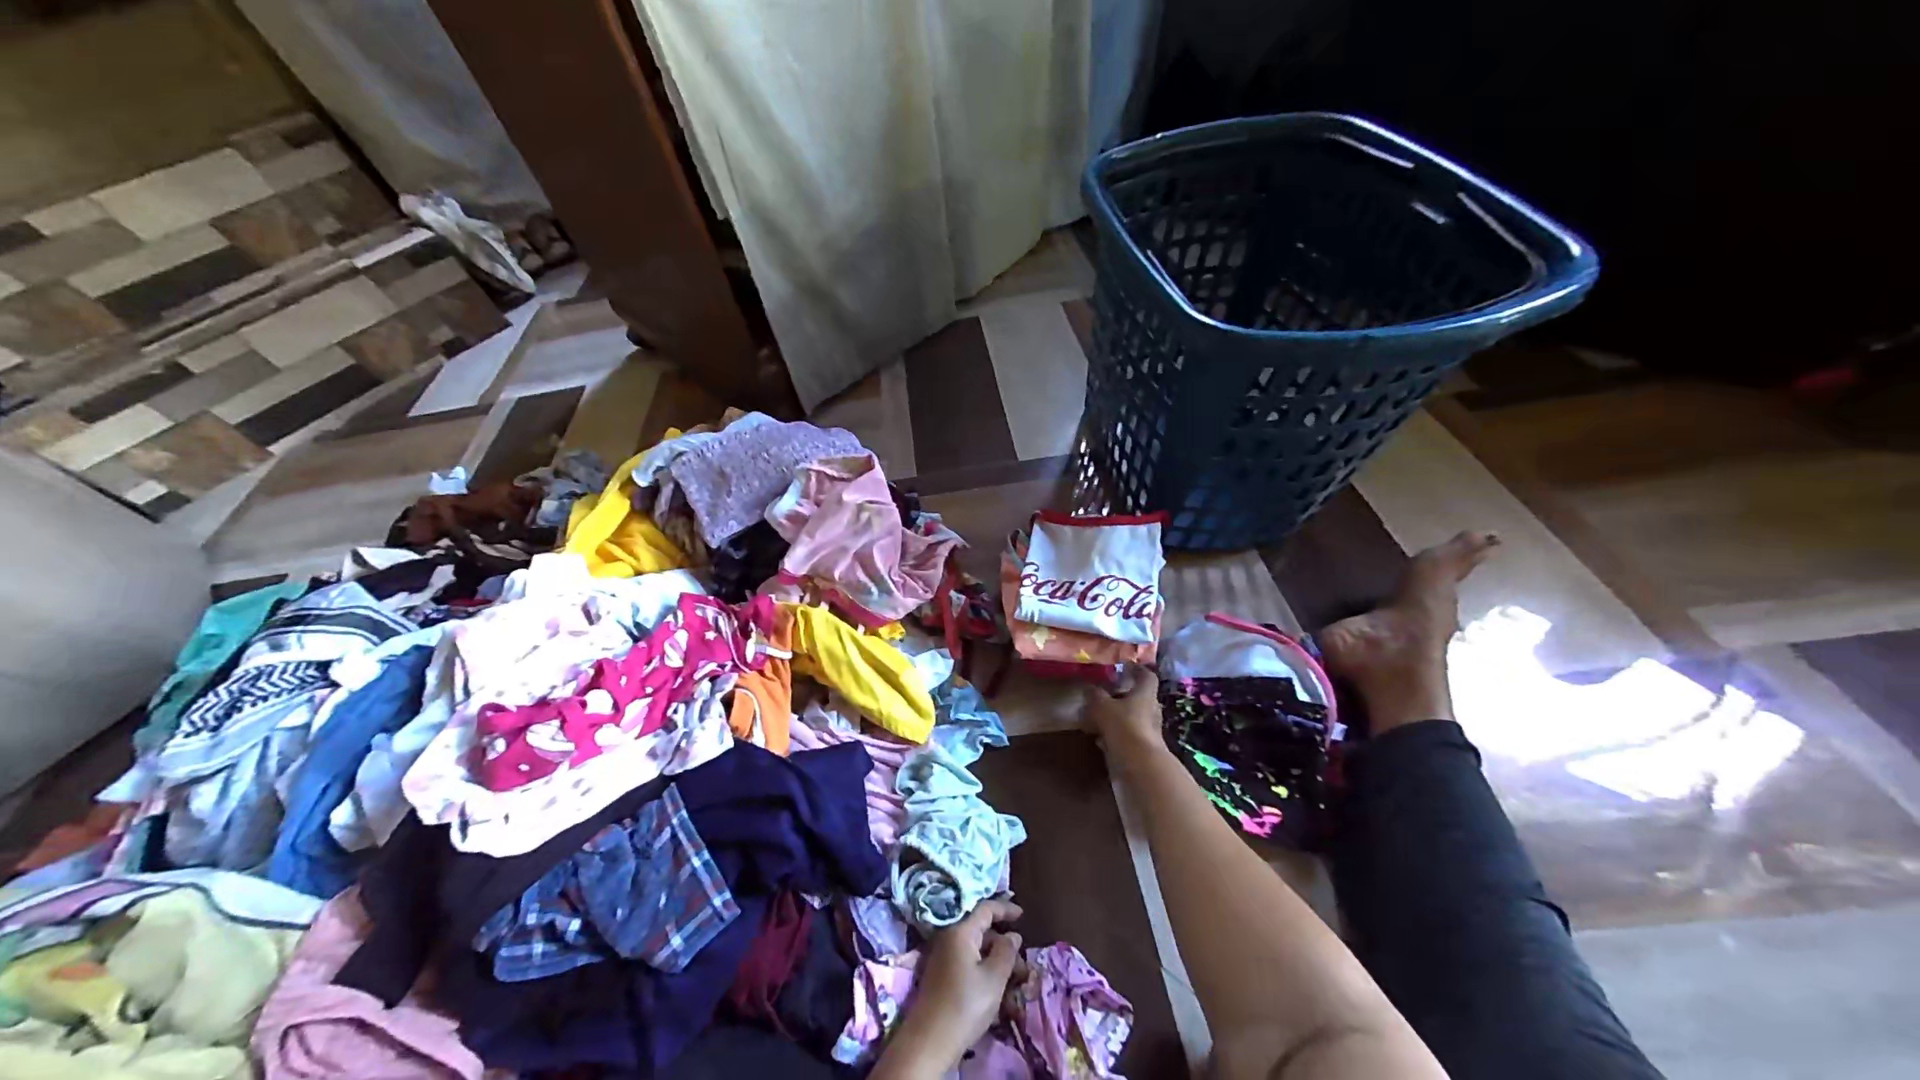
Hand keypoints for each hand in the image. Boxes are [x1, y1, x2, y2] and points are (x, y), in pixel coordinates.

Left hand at [874, 898, 1024, 1076]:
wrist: (929, 1041)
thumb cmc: (965, 1005)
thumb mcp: (993, 978)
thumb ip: (1006, 952)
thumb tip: (1012, 935)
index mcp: (960, 931)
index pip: (985, 909)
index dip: (1005, 909)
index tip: (1022, 915)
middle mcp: (948, 937)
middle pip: (981, 931)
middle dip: (1004, 945)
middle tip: (1023, 966)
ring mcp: (942, 956)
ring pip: (975, 949)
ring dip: (996, 961)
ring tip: (1015, 983)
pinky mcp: (941, 974)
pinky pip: (967, 962)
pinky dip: (983, 969)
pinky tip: (996, 989)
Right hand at [1083, 664, 1161, 749]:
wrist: (1139, 765)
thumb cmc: (1124, 726)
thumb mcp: (1102, 706)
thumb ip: (1096, 696)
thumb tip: (1090, 687)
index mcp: (1145, 694)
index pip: (1147, 676)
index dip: (1137, 669)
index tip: (1124, 666)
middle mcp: (1150, 710)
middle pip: (1140, 698)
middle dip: (1124, 694)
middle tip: (1106, 691)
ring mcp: (1148, 730)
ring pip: (1132, 717)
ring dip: (1118, 716)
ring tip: (1098, 716)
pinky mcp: (1142, 747)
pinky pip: (1127, 735)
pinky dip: (1114, 734)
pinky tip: (1099, 738)